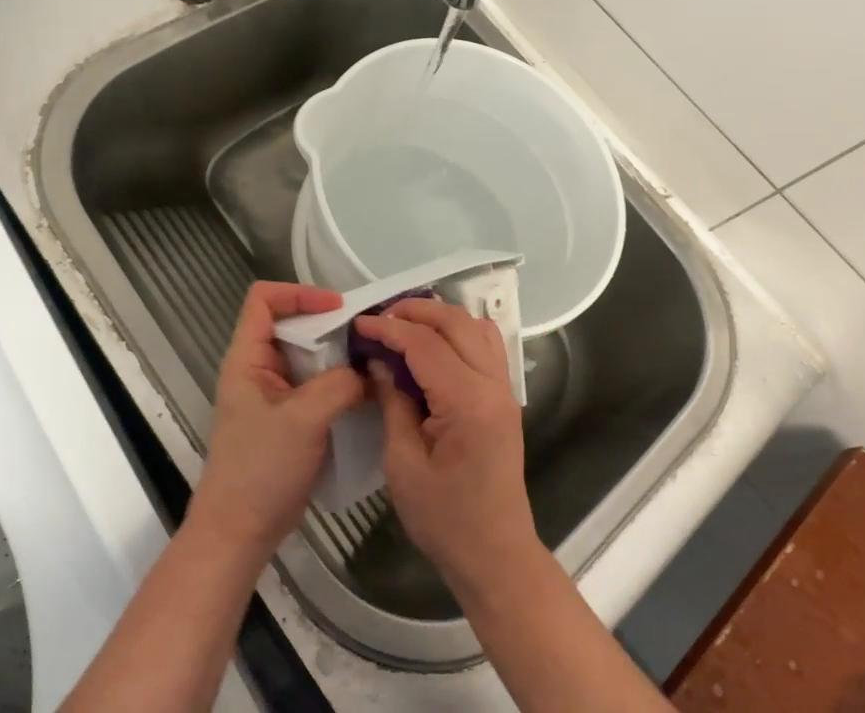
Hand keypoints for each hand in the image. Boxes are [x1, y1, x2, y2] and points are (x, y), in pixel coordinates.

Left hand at [186, 281, 366, 556]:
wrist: (240, 531)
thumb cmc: (261, 469)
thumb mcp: (303, 419)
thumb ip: (339, 385)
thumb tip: (369, 372)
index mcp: (247, 358)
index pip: (264, 300)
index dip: (299, 293)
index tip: (339, 308)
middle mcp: (259, 370)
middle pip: (293, 327)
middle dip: (331, 327)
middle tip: (371, 338)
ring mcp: (274, 396)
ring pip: (309, 359)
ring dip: (340, 359)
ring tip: (377, 364)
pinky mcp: (290, 420)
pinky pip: (317, 388)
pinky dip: (341, 385)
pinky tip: (369, 395)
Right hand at [354, 299, 539, 590]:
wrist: (494, 553)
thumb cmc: (444, 519)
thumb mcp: (403, 464)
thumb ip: (393, 404)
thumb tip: (380, 362)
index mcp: (468, 403)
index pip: (426, 345)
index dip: (390, 329)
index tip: (359, 325)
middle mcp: (493, 386)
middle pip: (456, 323)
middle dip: (416, 311)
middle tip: (379, 318)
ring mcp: (505, 391)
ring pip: (476, 328)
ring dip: (440, 318)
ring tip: (403, 326)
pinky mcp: (504, 399)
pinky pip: (486, 347)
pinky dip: (459, 334)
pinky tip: (432, 347)